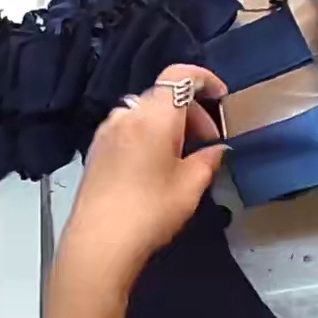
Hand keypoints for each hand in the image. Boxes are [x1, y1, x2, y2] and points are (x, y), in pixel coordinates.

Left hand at [59, 64, 229, 292]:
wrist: (99, 242)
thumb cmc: (149, 212)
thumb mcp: (190, 186)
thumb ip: (208, 159)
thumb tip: (217, 149)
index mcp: (154, 116)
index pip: (179, 75)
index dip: (204, 79)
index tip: (221, 97)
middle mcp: (127, 115)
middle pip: (163, 95)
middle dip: (191, 111)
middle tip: (208, 142)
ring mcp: (107, 131)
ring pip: (145, 113)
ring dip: (168, 124)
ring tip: (182, 157)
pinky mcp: (96, 149)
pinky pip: (128, 128)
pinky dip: (148, 134)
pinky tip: (156, 166)